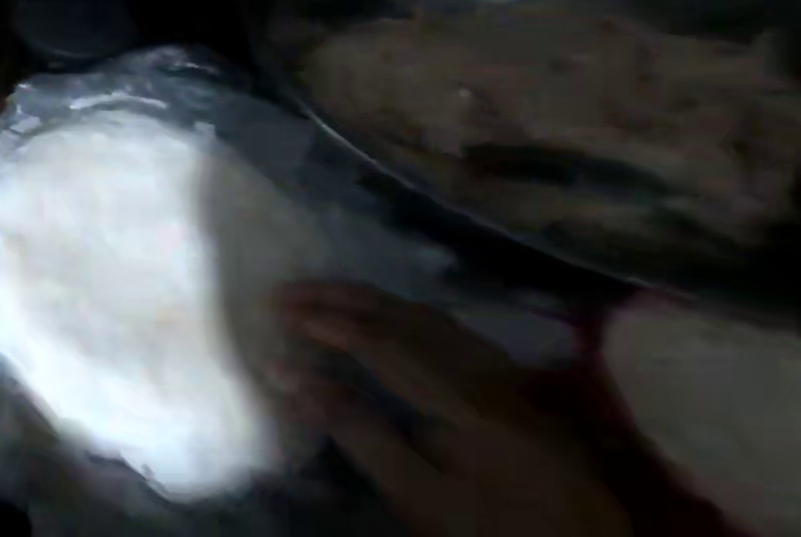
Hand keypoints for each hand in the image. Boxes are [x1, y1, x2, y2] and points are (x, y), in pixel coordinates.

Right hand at [279, 283, 629, 536]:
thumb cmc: (490, 536)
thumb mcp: (419, 498)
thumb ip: (358, 432)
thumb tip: (290, 375)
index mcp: (472, 406)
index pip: (386, 345)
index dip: (330, 322)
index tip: (280, 309)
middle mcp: (493, 380)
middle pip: (410, 318)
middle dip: (344, 298)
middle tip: (291, 289)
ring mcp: (512, 384)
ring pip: (434, 320)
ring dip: (374, 301)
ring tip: (328, 296)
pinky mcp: (519, 396)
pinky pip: (453, 333)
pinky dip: (407, 316)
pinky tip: (389, 319)